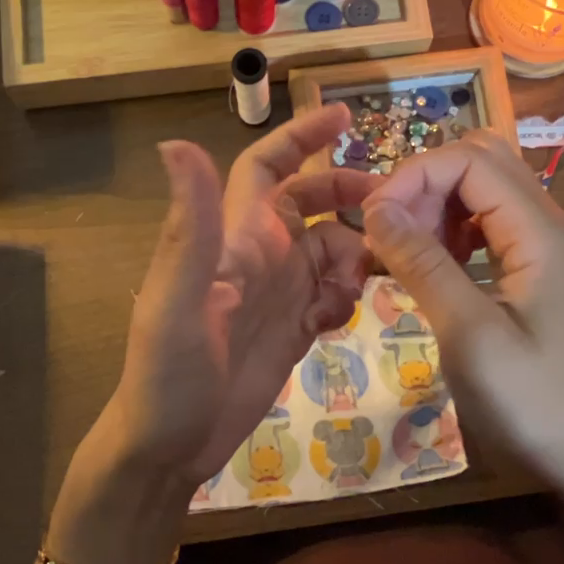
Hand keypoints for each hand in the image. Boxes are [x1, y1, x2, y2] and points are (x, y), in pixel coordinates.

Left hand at [53, 106, 374, 563]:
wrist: (170, 446)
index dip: (300, 137)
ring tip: (366, 284)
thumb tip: (175, 142)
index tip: (345, 116)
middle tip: (394, 213)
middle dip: (349, 197)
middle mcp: (258, 258)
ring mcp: (276, 296)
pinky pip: (332, 297)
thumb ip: (191, 227)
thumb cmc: (169, 374)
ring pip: (330, 251)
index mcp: (233, 240)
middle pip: (311, 205)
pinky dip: (347, 298)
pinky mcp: (290, 331)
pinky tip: (341, 321)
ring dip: (356, 257)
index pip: (267, 168)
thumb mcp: (179, 301)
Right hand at [359, 132, 563, 520]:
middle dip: (423, 182)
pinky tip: (424, 263)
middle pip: (477, 161)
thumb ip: (423, 263)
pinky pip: (480, 221)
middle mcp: (542, 222)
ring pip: (478, 188)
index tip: (371, 220)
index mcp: (538, 230)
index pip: (469, 160)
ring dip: (432, 203)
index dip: (414, 176)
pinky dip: (445, 227)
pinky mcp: (525, 267)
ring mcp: (536, 244)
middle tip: (384, 230)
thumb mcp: (467, 331)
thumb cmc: (526, 398)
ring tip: (398, 248)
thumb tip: (375, 209)